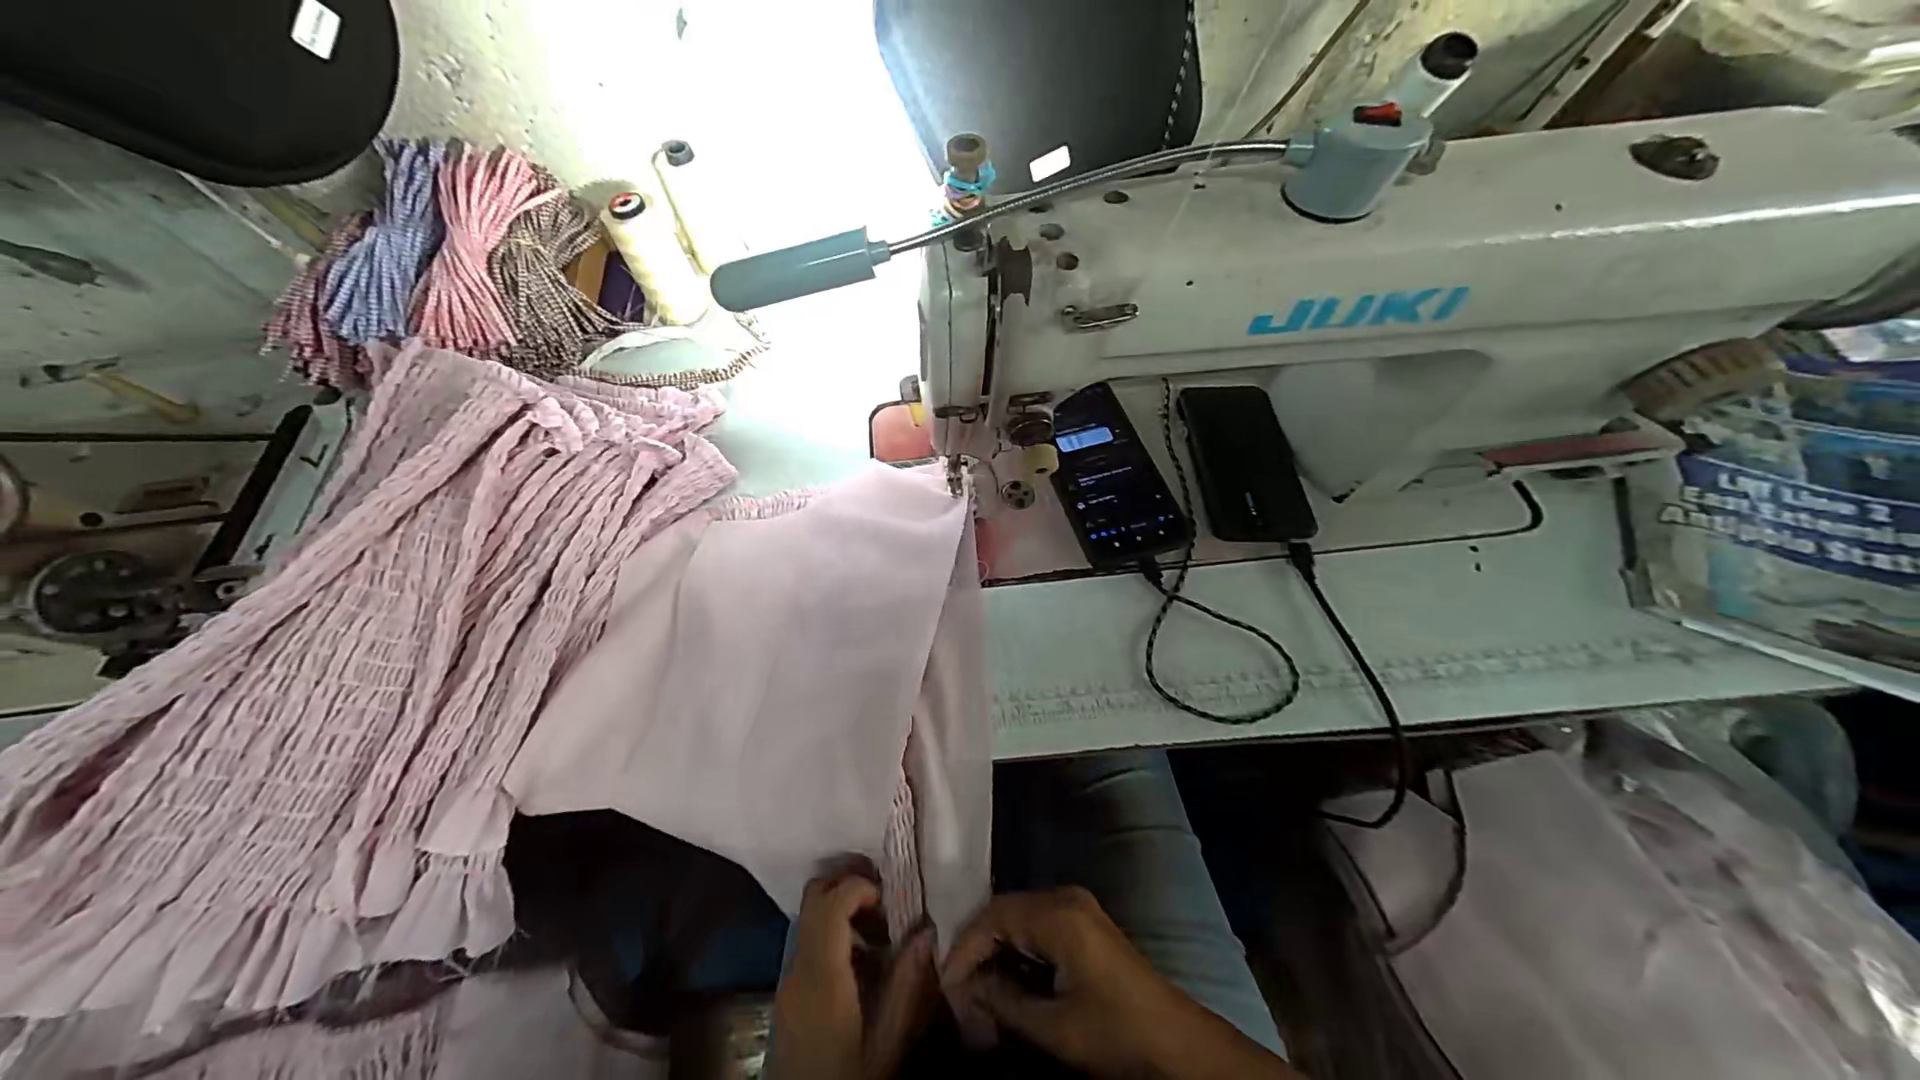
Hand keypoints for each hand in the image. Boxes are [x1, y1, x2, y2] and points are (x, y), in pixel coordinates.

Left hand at [769, 874, 939, 1079]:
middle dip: (851, 887)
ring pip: (810, 916)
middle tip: (887, 908)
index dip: (860, 886)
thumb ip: (907, 985)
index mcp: (821, 975)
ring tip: (880, 938)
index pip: (830, 902)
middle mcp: (797, 967)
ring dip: (844, 910)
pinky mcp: (787, 993)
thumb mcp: (886, 1043)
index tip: (890, 902)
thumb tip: (927, 932)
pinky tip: (862, 964)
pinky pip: (809, 942)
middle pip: (814, 896)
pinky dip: (835, 934)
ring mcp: (787, 979)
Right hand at [940, 887, 1299, 1079]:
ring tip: (976, 985)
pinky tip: (1006, 977)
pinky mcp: (1083, 921)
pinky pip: (1037, 923)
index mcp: (1058, 914)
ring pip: (1019, 916)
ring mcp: (1077, 906)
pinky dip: (1017, 948)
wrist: (1176, 1042)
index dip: (963, 949)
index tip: (945, 984)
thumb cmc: (1115, 1032)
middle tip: (956, 986)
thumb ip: (1003, 1002)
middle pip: (1004, 911)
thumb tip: (965, 990)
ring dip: (996, 948)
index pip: (993, 918)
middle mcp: (1065, 897)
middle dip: (977, 947)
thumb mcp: (1053, 1027)